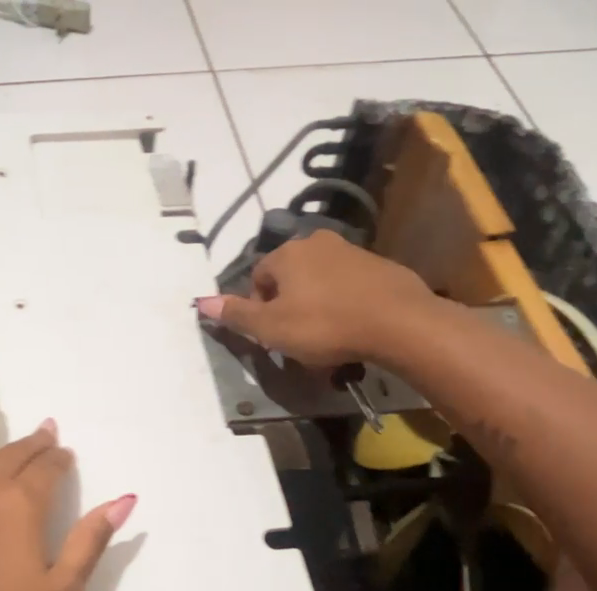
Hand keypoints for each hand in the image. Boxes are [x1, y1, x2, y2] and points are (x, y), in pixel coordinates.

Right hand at [197, 230, 443, 368]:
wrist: (396, 321)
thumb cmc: (323, 325)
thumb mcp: (271, 328)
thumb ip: (236, 315)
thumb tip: (200, 302)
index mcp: (287, 253)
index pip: (258, 277)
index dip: (258, 309)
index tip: (270, 336)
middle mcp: (317, 242)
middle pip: (290, 278)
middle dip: (288, 307)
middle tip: (296, 341)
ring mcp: (351, 251)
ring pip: (320, 283)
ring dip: (315, 308)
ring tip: (325, 341)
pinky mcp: (379, 266)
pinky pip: (348, 288)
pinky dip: (343, 306)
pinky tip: (351, 330)